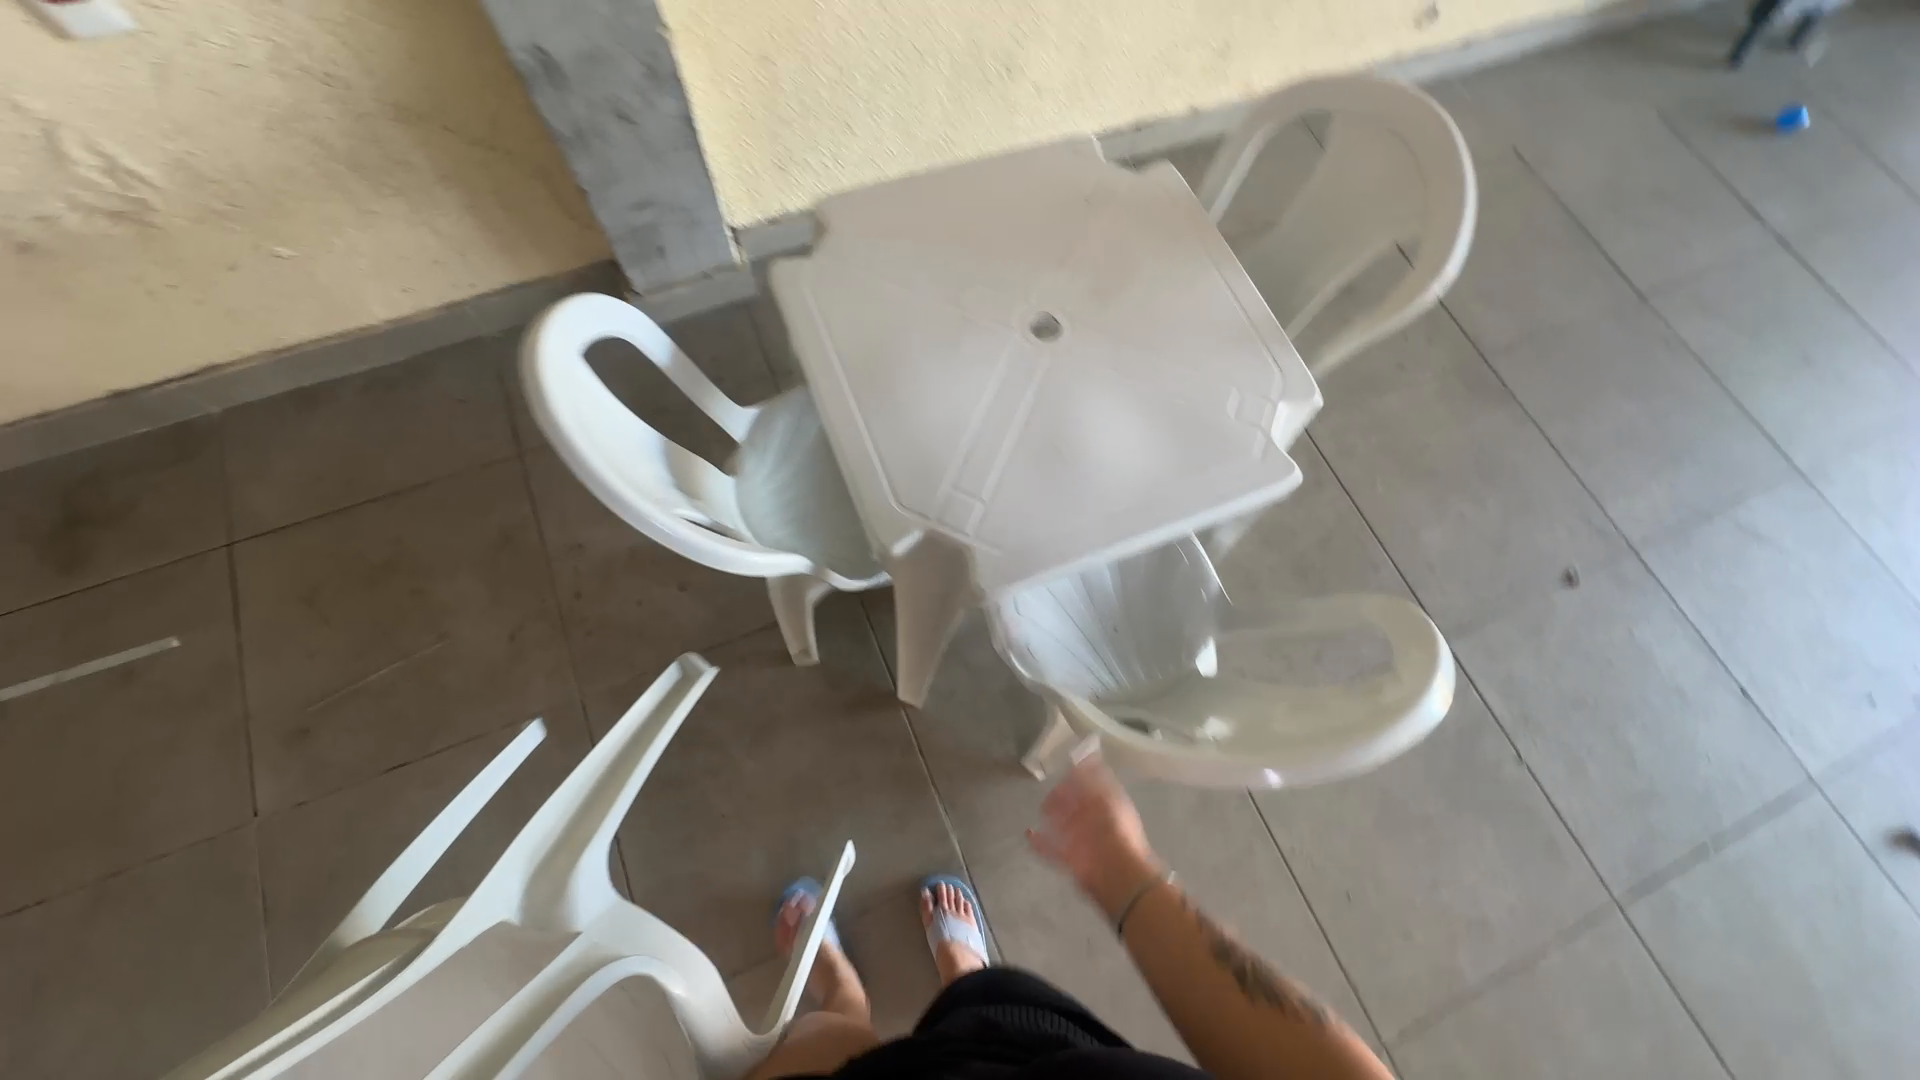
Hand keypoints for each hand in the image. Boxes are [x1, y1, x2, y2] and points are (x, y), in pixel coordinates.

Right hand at [1026, 746, 1164, 919]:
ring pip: (1064, 824)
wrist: (1118, 874)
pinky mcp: (1070, 859)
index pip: (1092, 786)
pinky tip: (1029, 833)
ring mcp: (1081, 841)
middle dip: (1064, 796)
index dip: (1080, 777)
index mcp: (1108, 805)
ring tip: (1044, 810)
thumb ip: (1094, 777)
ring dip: (1053, 816)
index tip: (1066, 768)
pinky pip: (1051, 847)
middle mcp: (1096, 821)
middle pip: (1076, 804)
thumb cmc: (1115, 831)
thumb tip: (1085, 754)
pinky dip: (1040, 841)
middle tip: (1053, 791)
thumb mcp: (1107, 797)